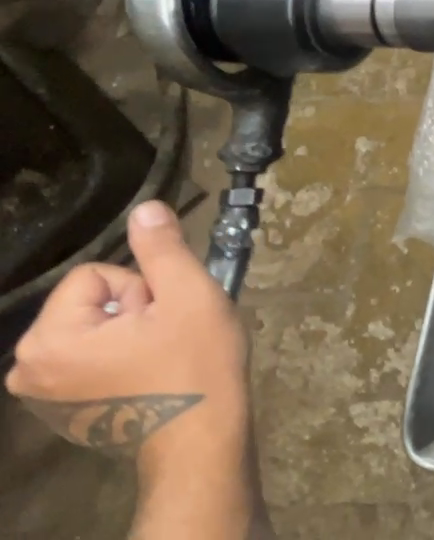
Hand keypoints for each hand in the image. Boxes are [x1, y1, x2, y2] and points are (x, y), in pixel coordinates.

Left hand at [7, 201, 248, 468]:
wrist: (198, 431)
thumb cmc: (195, 361)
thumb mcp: (191, 296)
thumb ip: (162, 251)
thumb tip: (146, 209)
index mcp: (51, 336)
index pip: (96, 276)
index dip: (143, 287)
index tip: (165, 316)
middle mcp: (26, 364)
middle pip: (91, 301)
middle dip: (136, 310)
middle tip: (168, 336)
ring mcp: (37, 391)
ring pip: (93, 328)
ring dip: (130, 332)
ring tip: (162, 354)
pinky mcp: (57, 406)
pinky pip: (87, 357)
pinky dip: (120, 357)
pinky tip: (148, 374)